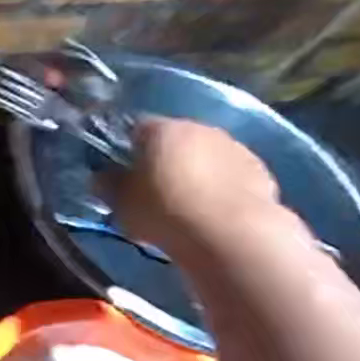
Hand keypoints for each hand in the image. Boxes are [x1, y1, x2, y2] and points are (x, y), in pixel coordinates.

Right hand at [100, 118, 282, 250]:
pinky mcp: (258, 168)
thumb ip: (109, 185)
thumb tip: (101, 175)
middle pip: (175, 138)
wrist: (228, 232)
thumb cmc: (163, 212)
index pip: (136, 128)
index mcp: (162, 130)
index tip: (121, 171)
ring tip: (185, 204)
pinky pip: (229, 172)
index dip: (127, 148)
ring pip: (205, 154)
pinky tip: (212, 211)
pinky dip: (219, 185)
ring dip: (194, 171)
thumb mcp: (121, 205)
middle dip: (163, 158)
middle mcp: (200, 128)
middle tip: (152, 189)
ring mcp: (234, 146)